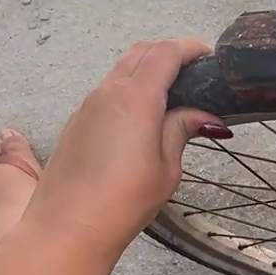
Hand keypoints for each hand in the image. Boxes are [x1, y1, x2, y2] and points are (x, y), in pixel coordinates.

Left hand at [27, 39, 221, 254]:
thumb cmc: (122, 201)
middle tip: (193, 70)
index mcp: (136, 97)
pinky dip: (128, 89)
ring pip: (121, 70)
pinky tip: (142, 115)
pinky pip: (106, 92)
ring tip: (170, 92)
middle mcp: (108, 92)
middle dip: (169, 52)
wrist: (67, 226)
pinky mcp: (77, 122)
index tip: (208, 55)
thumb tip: (203, 116)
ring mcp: (88, 105)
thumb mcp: (166, 168)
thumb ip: (182, 131)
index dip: (190, 48)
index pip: (165, 53)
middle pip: (141, 53)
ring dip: (146, 70)